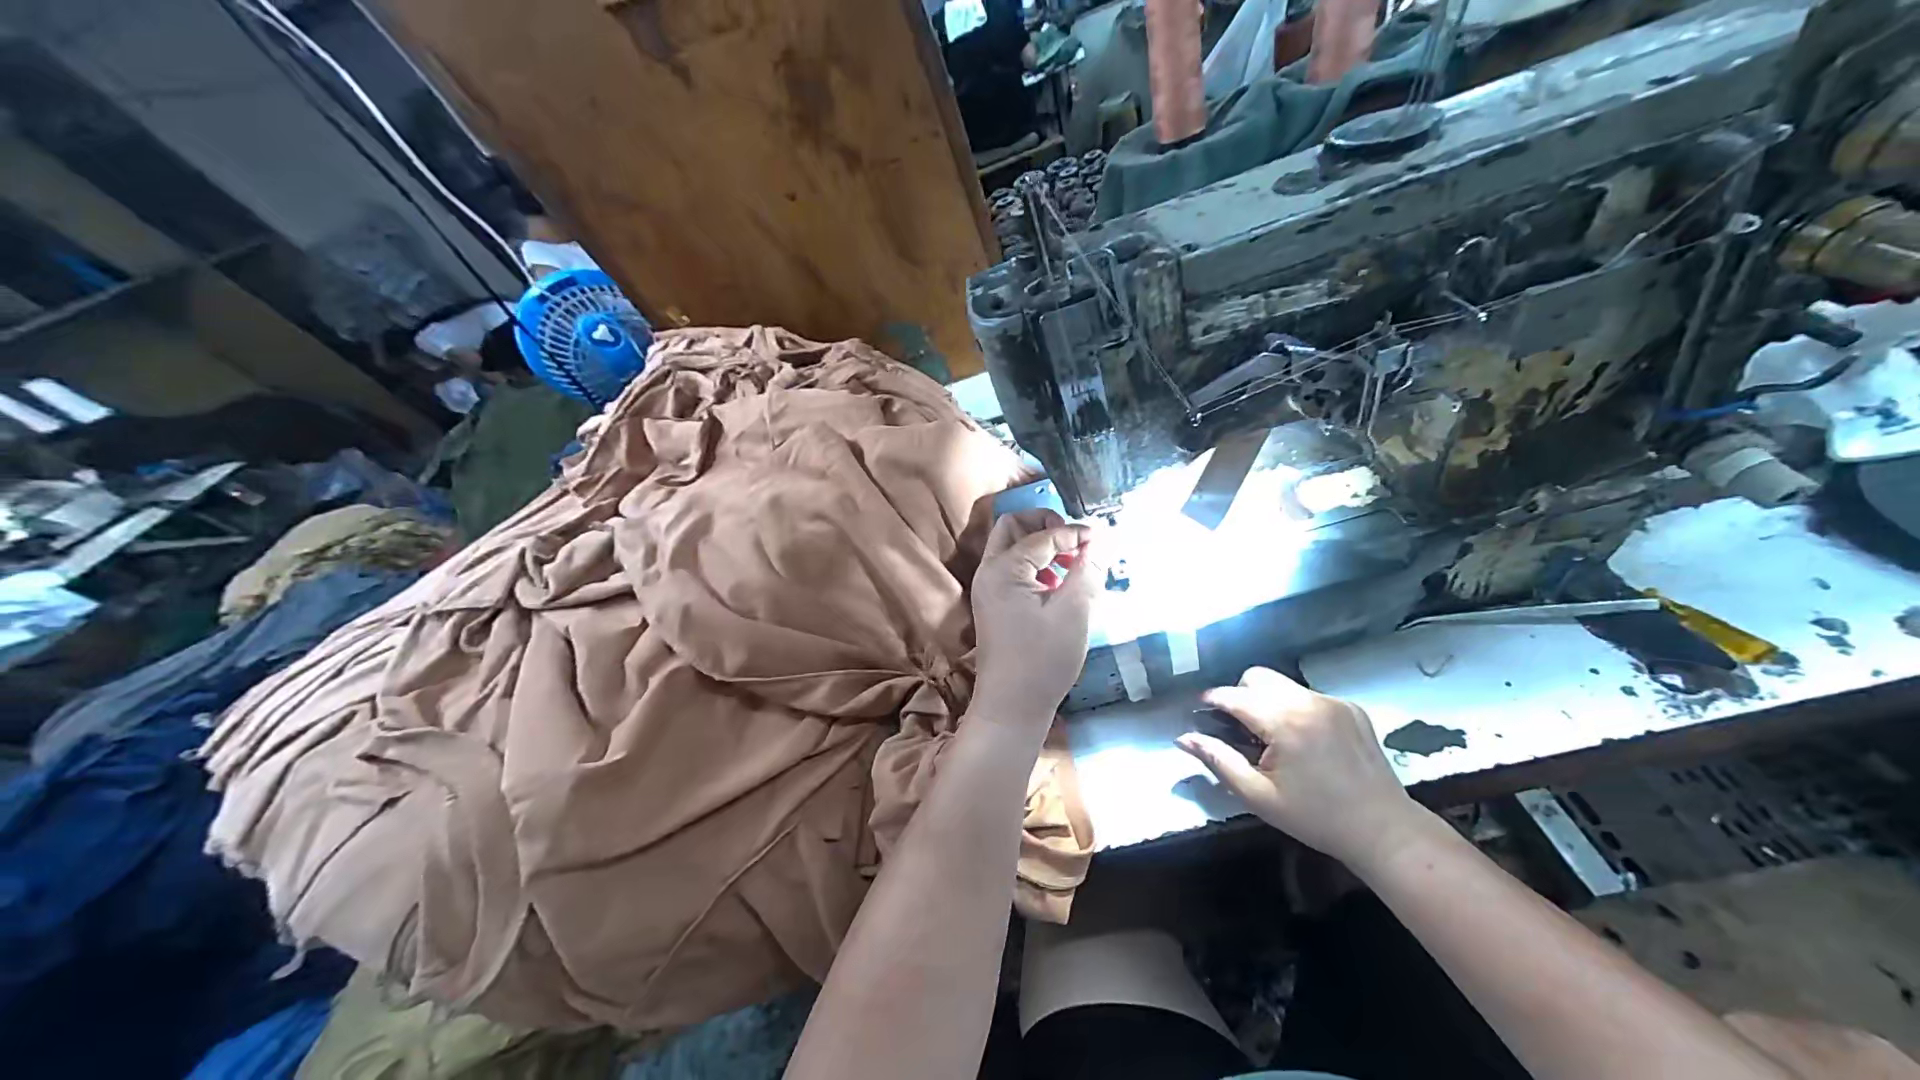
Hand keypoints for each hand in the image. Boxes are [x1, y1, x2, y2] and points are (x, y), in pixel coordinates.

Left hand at [970, 509, 1101, 726]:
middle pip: (1013, 527)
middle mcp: (988, 572)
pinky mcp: (994, 604)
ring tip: (1073, 564)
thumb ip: (1087, 569)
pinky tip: (1060, 586)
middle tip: (1076, 540)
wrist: (1011, 706)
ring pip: (1011, 547)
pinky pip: (1013, 569)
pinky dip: (1035, 565)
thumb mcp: (1074, 612)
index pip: (1043, 535)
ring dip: (1041, 545)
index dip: (1075, 533)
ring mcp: (988, 588)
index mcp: (1003, 570)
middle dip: (1045, 524)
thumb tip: (1101, 538)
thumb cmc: (1043, 659)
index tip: (1103, 539)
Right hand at [1176, 667, 1427, 867]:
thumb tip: (1184, 738)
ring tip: (1273, 738)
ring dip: (1268, 702)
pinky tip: (1304, 742)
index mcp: (1284, 721)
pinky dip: (1296, 709)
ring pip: (1283, 684)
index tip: (1201, 713)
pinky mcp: (1351, 709)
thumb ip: (1218, 760)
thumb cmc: (1315, 817)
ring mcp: (1333, 702)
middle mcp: (1308, 701)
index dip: (1212, 702)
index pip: (1233, 695)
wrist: (1384, 830)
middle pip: (1257, 677)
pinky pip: (1308, 696)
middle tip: (1239, 730)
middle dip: (1240, 696)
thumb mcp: (1258, 795)